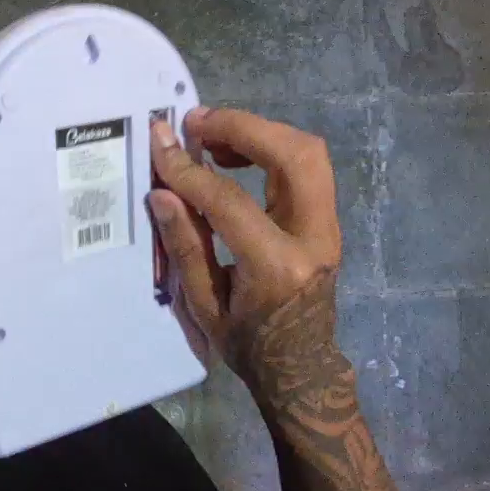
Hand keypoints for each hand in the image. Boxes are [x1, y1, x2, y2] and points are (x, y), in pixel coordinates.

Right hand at [148, 107, 342, 374]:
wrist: (302, 367)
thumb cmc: (248, 345)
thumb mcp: (204, 307)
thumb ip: (186, 246)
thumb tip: (163, 192)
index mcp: (276, 268)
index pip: (231, 202)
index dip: (192, 170)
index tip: (161, 144)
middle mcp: (313, 239)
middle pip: (295, 156)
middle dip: (244, 128)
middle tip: (197, 123)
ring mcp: (328, 227)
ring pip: (307, 153)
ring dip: (259, 132)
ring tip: (211, 135)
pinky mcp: (327, 220)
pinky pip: (306, 167)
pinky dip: (270, 148)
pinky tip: (233, 156)